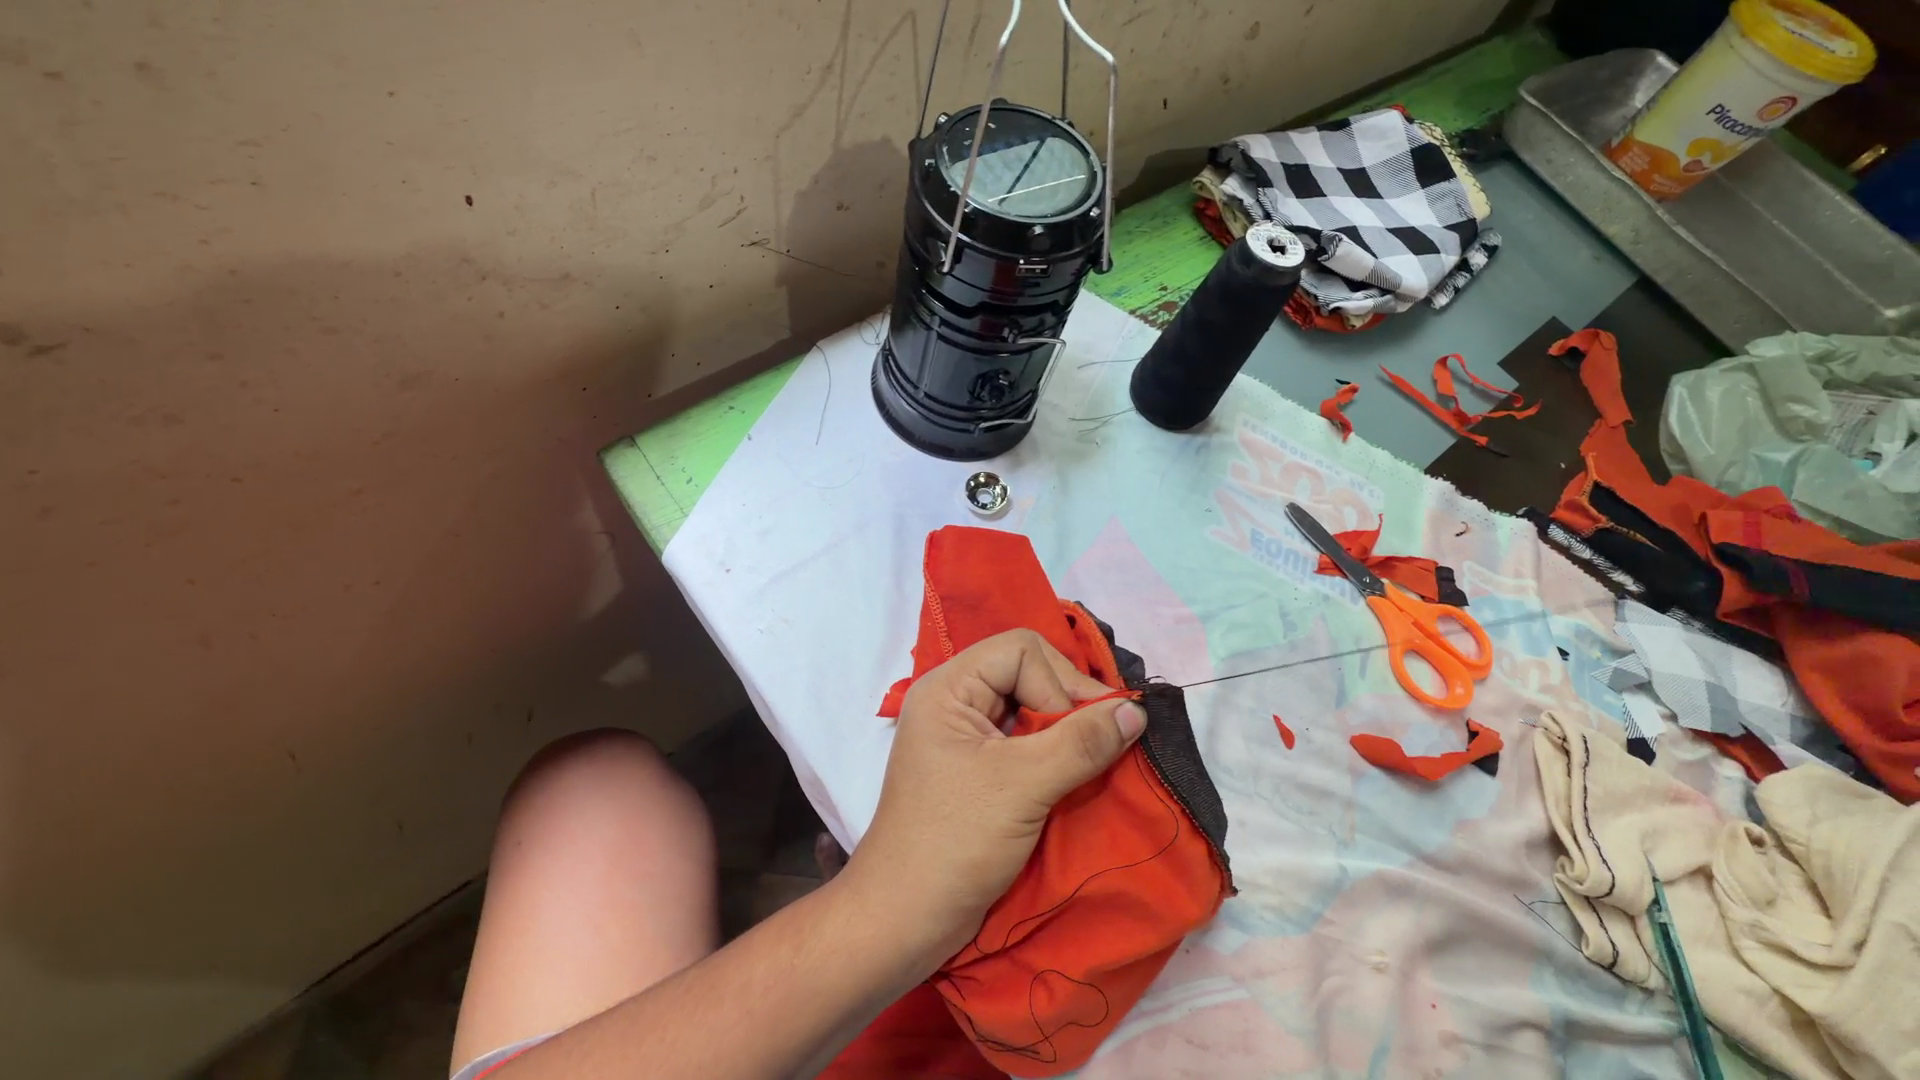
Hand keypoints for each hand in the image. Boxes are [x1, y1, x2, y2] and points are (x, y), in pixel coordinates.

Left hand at [840, 629, 1148, 965]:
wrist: (906, 919)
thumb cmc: (956, 842)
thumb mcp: (1023, 786)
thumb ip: (1082, 742)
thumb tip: (1137, 710)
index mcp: (948, 688)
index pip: (1019, 650)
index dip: (1059, 683)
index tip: (1086, 731)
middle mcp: (953, 702)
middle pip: (1027, 672)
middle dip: (1066, 704)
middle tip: (1099, 744)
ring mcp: (963, 737)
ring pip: (1029, 708)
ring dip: (1064, 731)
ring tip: (1093, 760)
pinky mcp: (976, 770)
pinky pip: (1024, 740)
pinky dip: (1053, 752)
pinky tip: (1075, 774)